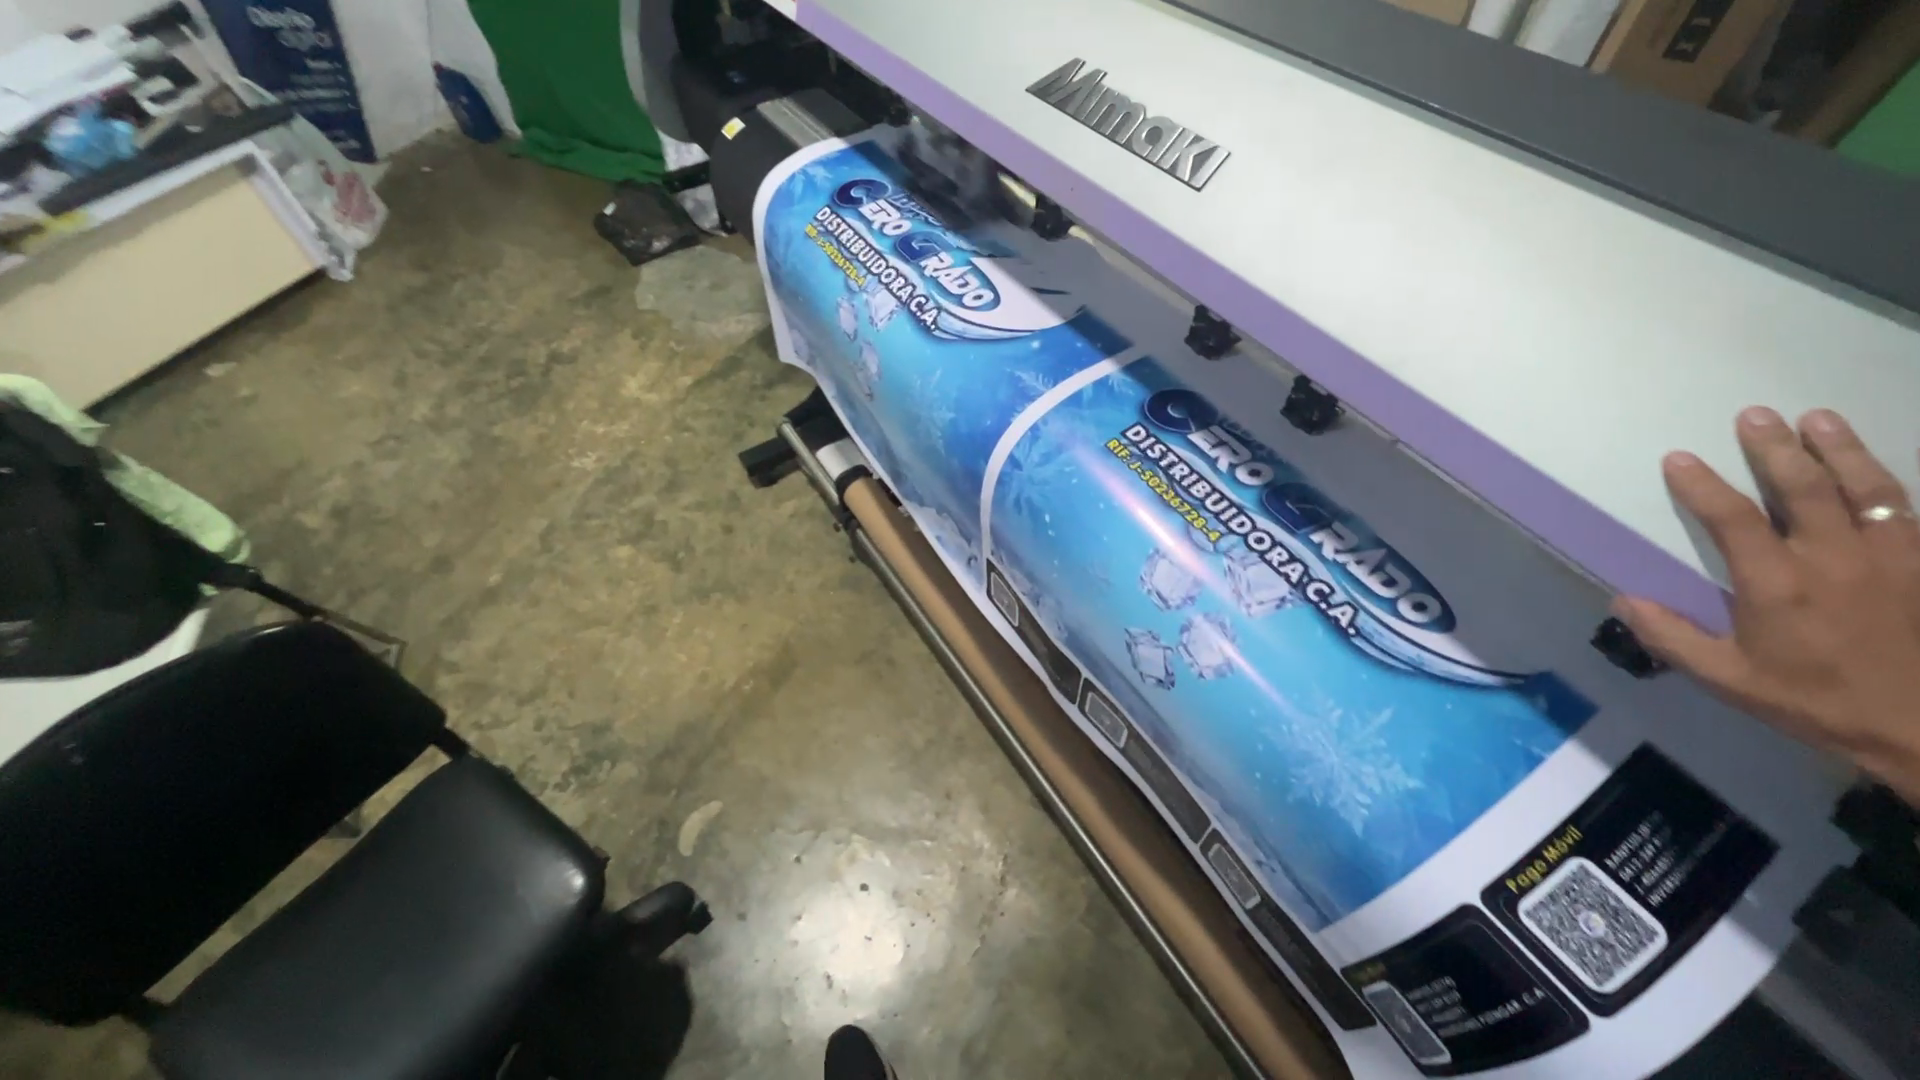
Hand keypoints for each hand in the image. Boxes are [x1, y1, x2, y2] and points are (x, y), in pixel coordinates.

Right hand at [1612, 407, 1919, 804]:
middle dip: (1776, 448)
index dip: (1704, 486)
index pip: (1735, 520)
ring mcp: (1890, 559)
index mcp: (1778, 585)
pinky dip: (1889, 482)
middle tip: (1755, 415)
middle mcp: (1833, 560)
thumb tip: (1623, 600)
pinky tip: (1875, 466)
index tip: (1679, 458)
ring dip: (1840, 448)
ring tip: (1818, 418)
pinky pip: (1908, 510)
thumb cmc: (1815, 702)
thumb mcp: (1729, 680)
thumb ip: (1672, 638)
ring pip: (1865, 489)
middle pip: (1805, 488)